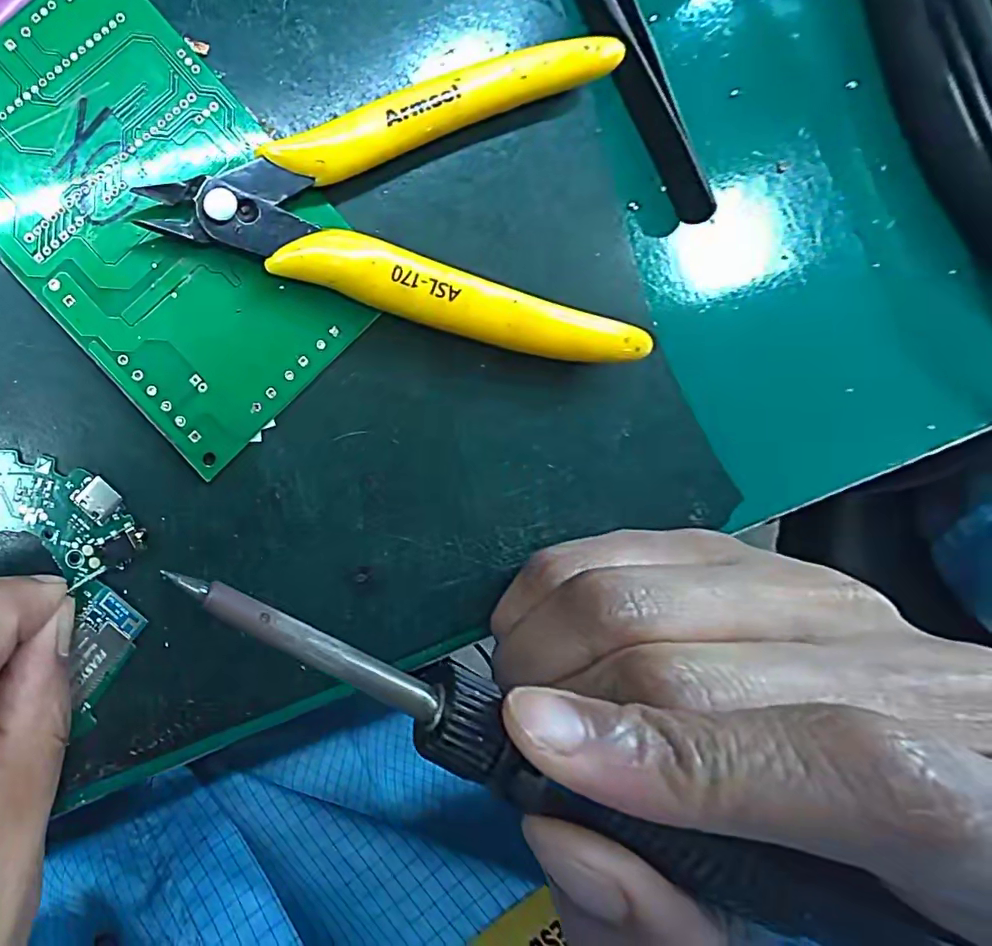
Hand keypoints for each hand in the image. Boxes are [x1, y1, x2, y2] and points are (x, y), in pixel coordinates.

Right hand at [490, 529, 991, 944]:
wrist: (892, 782)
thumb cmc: (838, 887)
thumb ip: (677, 930)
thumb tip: (560, 836)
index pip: (857, 775)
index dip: (683, 760)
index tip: (534, 743)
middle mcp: (939, 689)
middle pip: (684, 672)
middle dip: (555, 705)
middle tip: (523, 748)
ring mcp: (835, 602)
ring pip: (621, 597)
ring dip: (533, 650)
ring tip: (536, 700)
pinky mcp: (746, 556)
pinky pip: (598, 553)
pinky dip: (536, 599)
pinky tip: (549, 646)